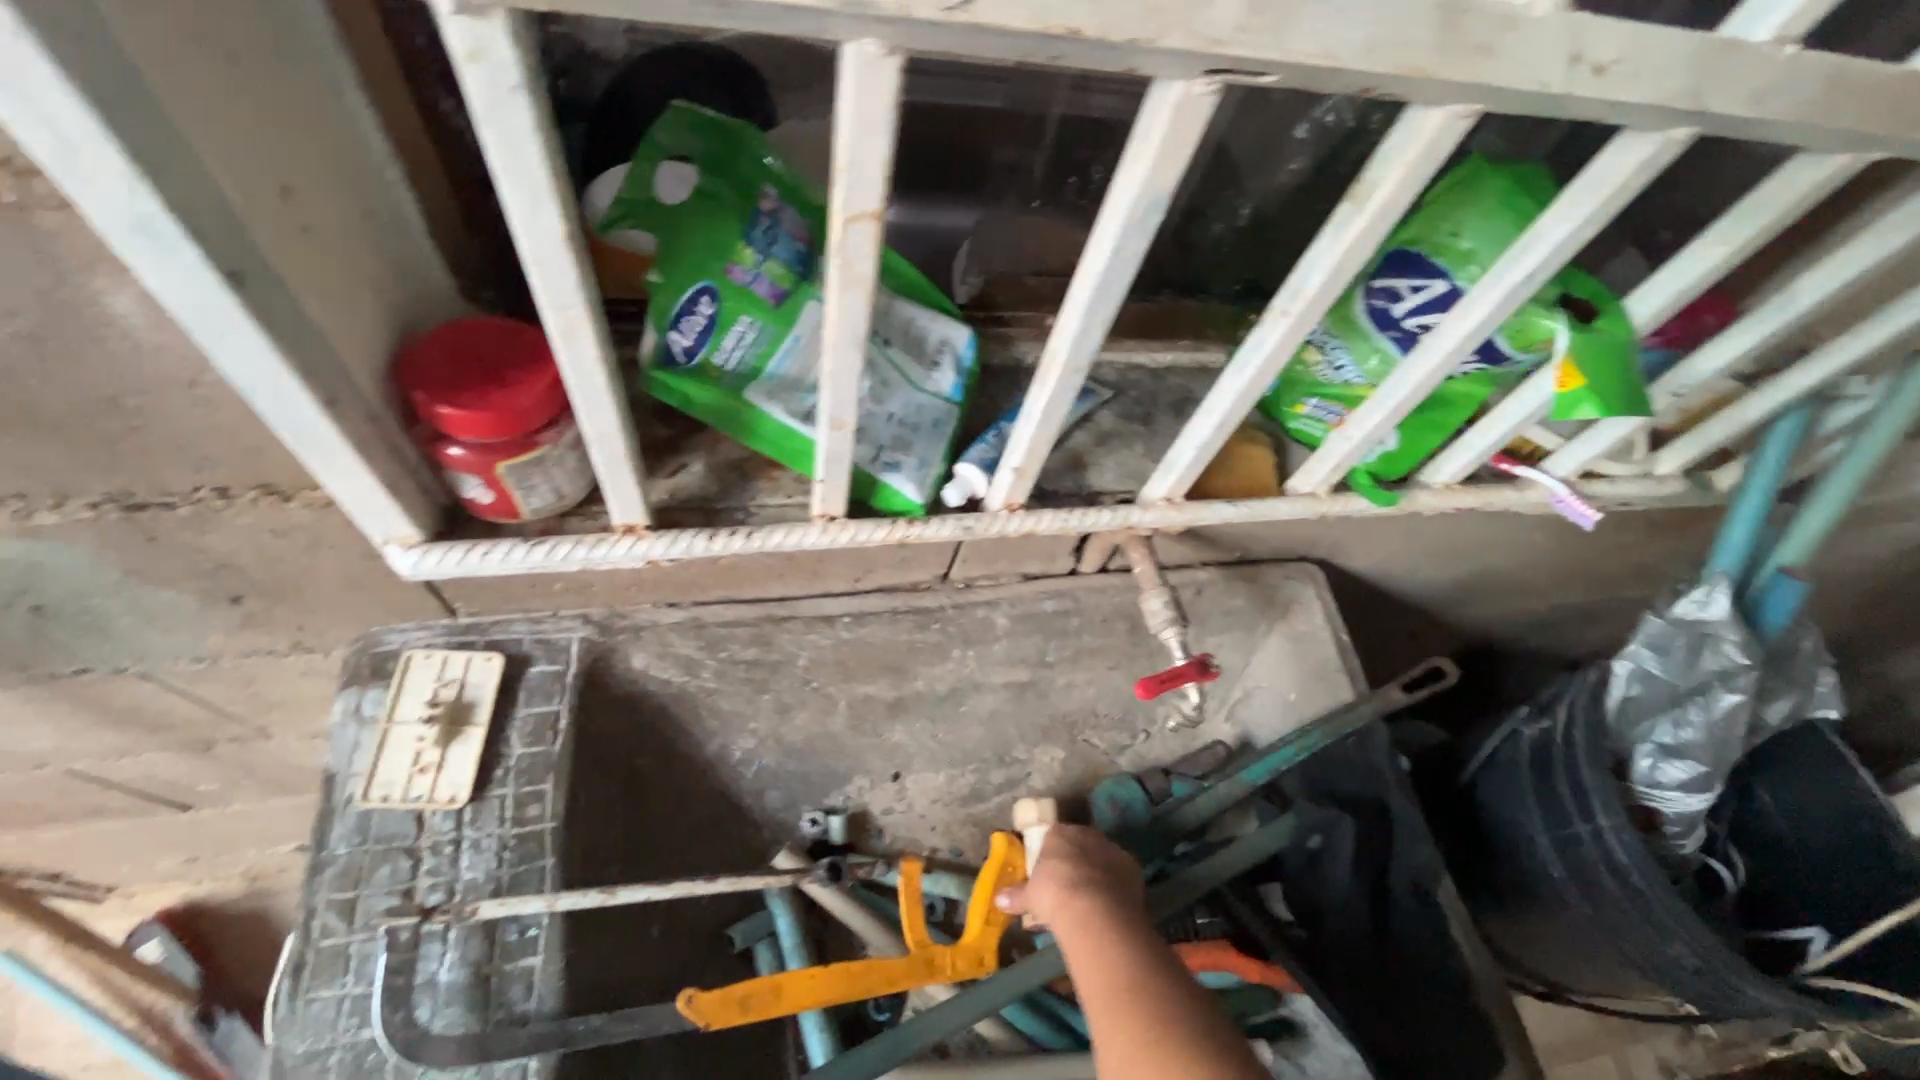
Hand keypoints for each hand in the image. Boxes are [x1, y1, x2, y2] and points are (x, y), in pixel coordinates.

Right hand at [994, 824, 1145, 928]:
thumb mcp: (1030, 897)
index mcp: (1058, 834)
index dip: (1051, 853)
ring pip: (1102, 857)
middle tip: (1069, 886)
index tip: (1049, 872)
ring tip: (1091, 899)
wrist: (1094, 910)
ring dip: (1097, 872)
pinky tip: (1109, 904)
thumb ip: (1016, 896)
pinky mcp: (1132, 866)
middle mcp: (1086, 834)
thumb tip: (998, 899)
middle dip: (1076, 860)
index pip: (1054, 836)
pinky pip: (1119, 873)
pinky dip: (1115, 885)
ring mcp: (1111, 848)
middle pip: (1080, 843)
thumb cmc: (1054, 895)